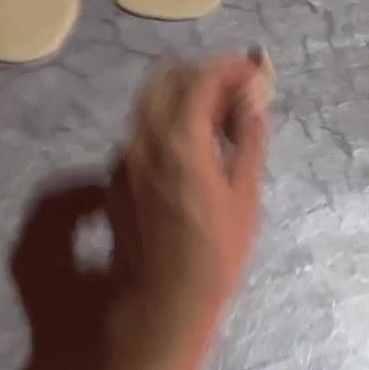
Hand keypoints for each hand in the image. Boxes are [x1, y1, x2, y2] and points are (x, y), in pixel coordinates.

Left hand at [107, 54, 269, 369]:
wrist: (162, 303)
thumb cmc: (214, 256)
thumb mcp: (245, 197)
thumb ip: (248, 139)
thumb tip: (254, 98)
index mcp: (179, 140)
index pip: (202, 77)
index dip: (230, 67)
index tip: (252, 71)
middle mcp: (142, 141)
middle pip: (165, 79)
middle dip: (200, 76)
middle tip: (232, 97)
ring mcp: (122, 161)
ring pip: (148, 107)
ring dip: (181, 102)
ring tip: (215, 129)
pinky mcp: (114, 182)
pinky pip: (140, 136)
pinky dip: (164, 129)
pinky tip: (189, 157)